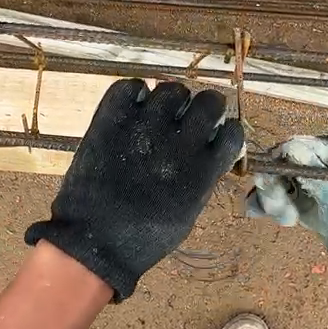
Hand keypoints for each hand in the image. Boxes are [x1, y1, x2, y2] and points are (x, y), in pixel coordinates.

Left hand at [26, 79, 245, 300]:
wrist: (94, 242)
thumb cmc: (144, 238)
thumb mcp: (188, 211)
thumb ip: (202, 177)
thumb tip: (208, 150)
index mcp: (203, 170)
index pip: (232, 131)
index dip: (224, 130)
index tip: (214, 134)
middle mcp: (180, 142)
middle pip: (209, 101)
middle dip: (205, 106)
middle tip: (189, 116)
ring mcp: (146, 127)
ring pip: (171, 89)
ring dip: (169, 99)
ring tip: (157, 114)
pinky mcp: (112, 120)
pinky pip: (130, 86)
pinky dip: (133, 93)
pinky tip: (131, 109)